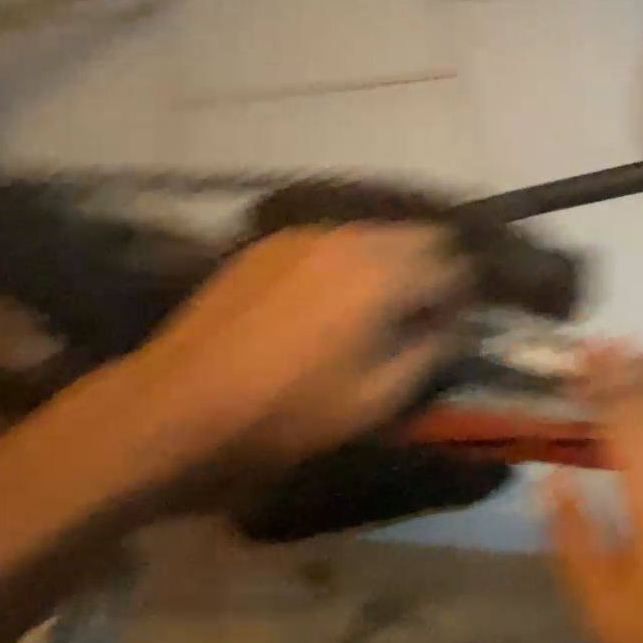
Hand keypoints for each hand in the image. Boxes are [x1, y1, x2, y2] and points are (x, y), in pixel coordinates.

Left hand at [112, 225, 469, 492]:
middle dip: (432, 267)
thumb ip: (429, 351)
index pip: (453, 263)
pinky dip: (349, 260)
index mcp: (385, 276)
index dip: (463, 292)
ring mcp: (308, 235)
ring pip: (376, 233)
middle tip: (420, 310)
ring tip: (374, 305)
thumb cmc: (288, 409)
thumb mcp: (377, 400)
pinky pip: (334, 240)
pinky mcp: (273, 243)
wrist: (179, 401)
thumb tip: (452, 323)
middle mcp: (352, 240)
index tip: (455, 320)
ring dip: (390, 261)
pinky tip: (328, 298)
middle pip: (419, 235)